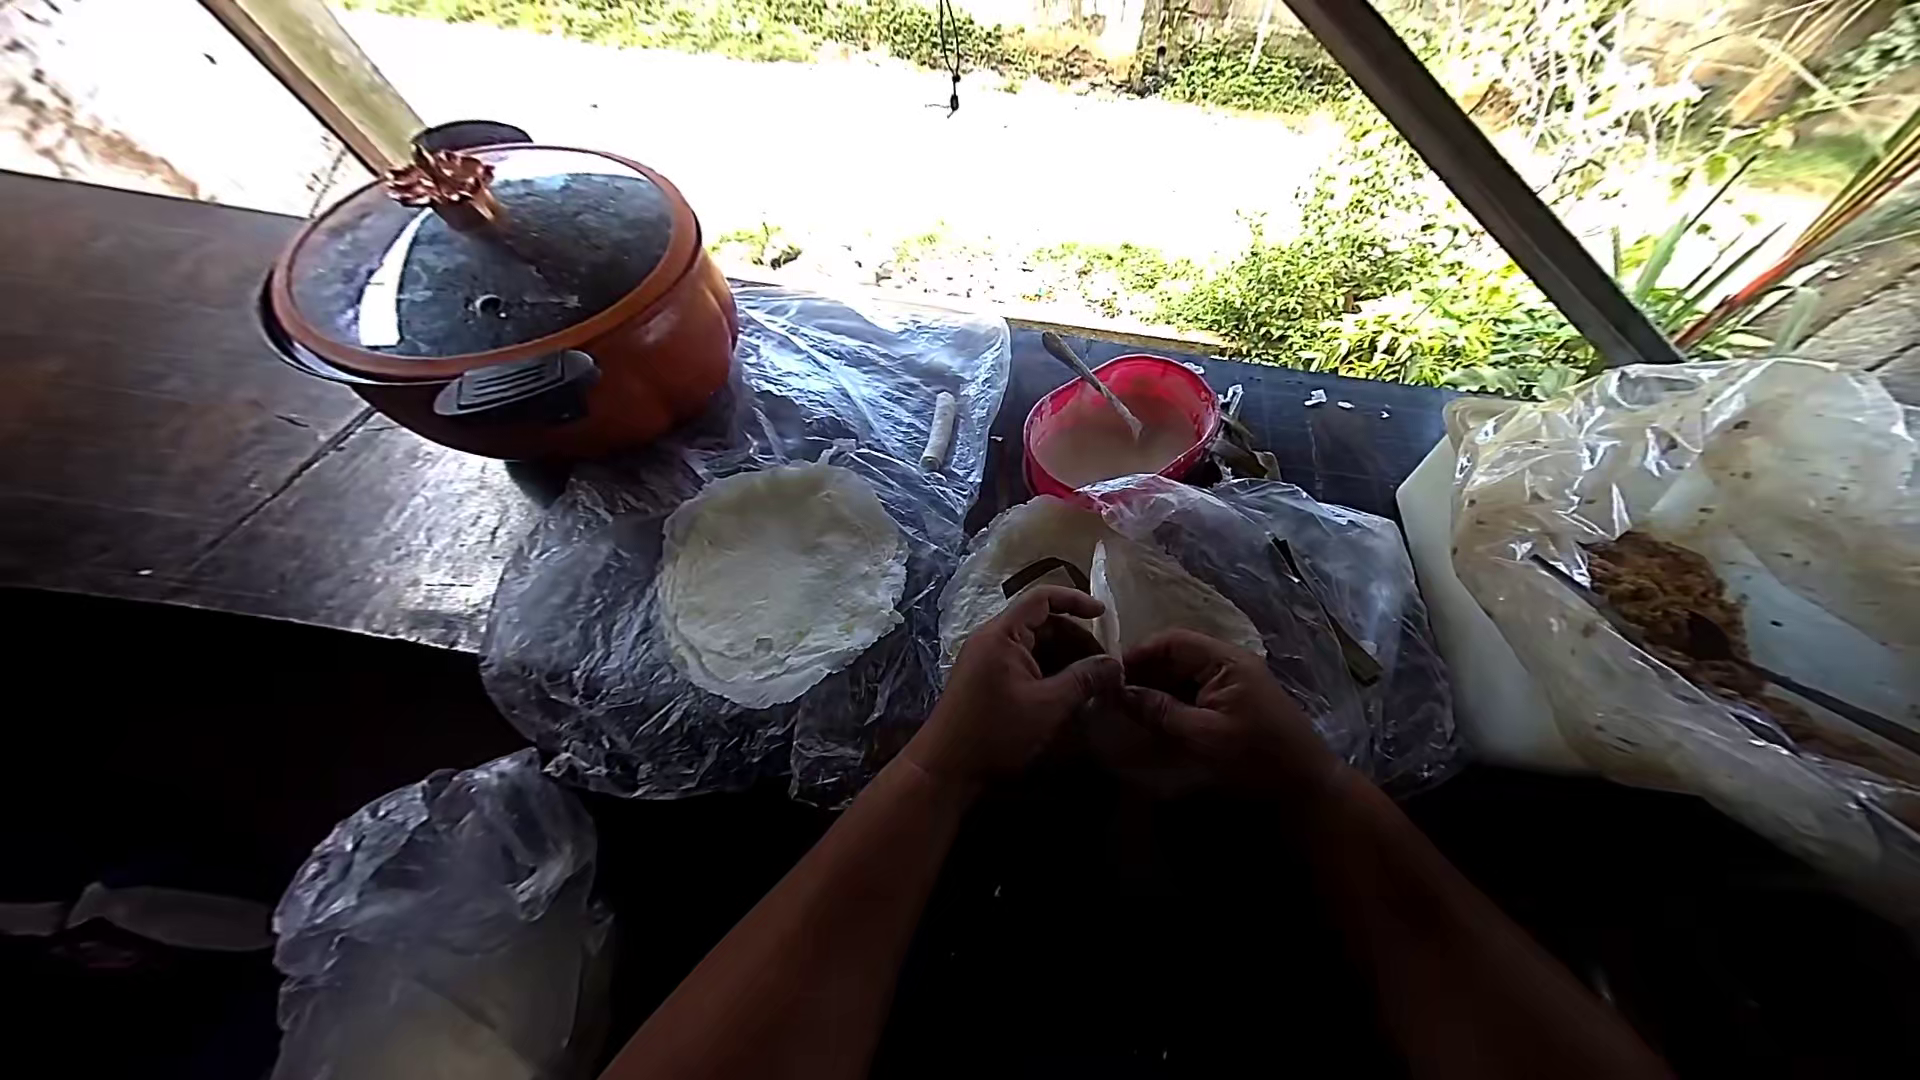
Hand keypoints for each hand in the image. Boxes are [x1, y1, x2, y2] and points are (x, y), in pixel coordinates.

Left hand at [905, 586, 1123, 786]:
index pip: (1042, 598)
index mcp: (1002, 633)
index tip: (1104, 614)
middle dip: (1076, 639)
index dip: (1075, 601)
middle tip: (1105, 664)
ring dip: (1065, 658)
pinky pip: (1024, 663)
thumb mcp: (1047, 705)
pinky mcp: (987, 679)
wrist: (946, 767)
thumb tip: (1116, 665)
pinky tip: (1070, 692)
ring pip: (1035, 646)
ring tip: (1093, 681)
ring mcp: (988, 659)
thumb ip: (1084, 680)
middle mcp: (992, 639)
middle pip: (1041, 623)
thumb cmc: (995, 731)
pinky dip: (1048, 671)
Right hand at [1120, 629, 1344, 806]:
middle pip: (1174, 654)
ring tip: (1127, 705)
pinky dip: (1170, 699)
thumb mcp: (1203, 735)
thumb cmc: (1257, 758)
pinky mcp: (1231, 700)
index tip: (1110, 674)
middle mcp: (1228, 663)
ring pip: (1180, 672)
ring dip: (1155, 686)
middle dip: (1143, 671)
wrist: (1309, 790)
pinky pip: (1191, 689)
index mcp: (1225, 661)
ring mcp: (1231, 681)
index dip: (1138, 653)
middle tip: (1114, 693)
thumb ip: (1160, 711)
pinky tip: (1153, 715)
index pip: (1171, 641)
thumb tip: (1118, 692)